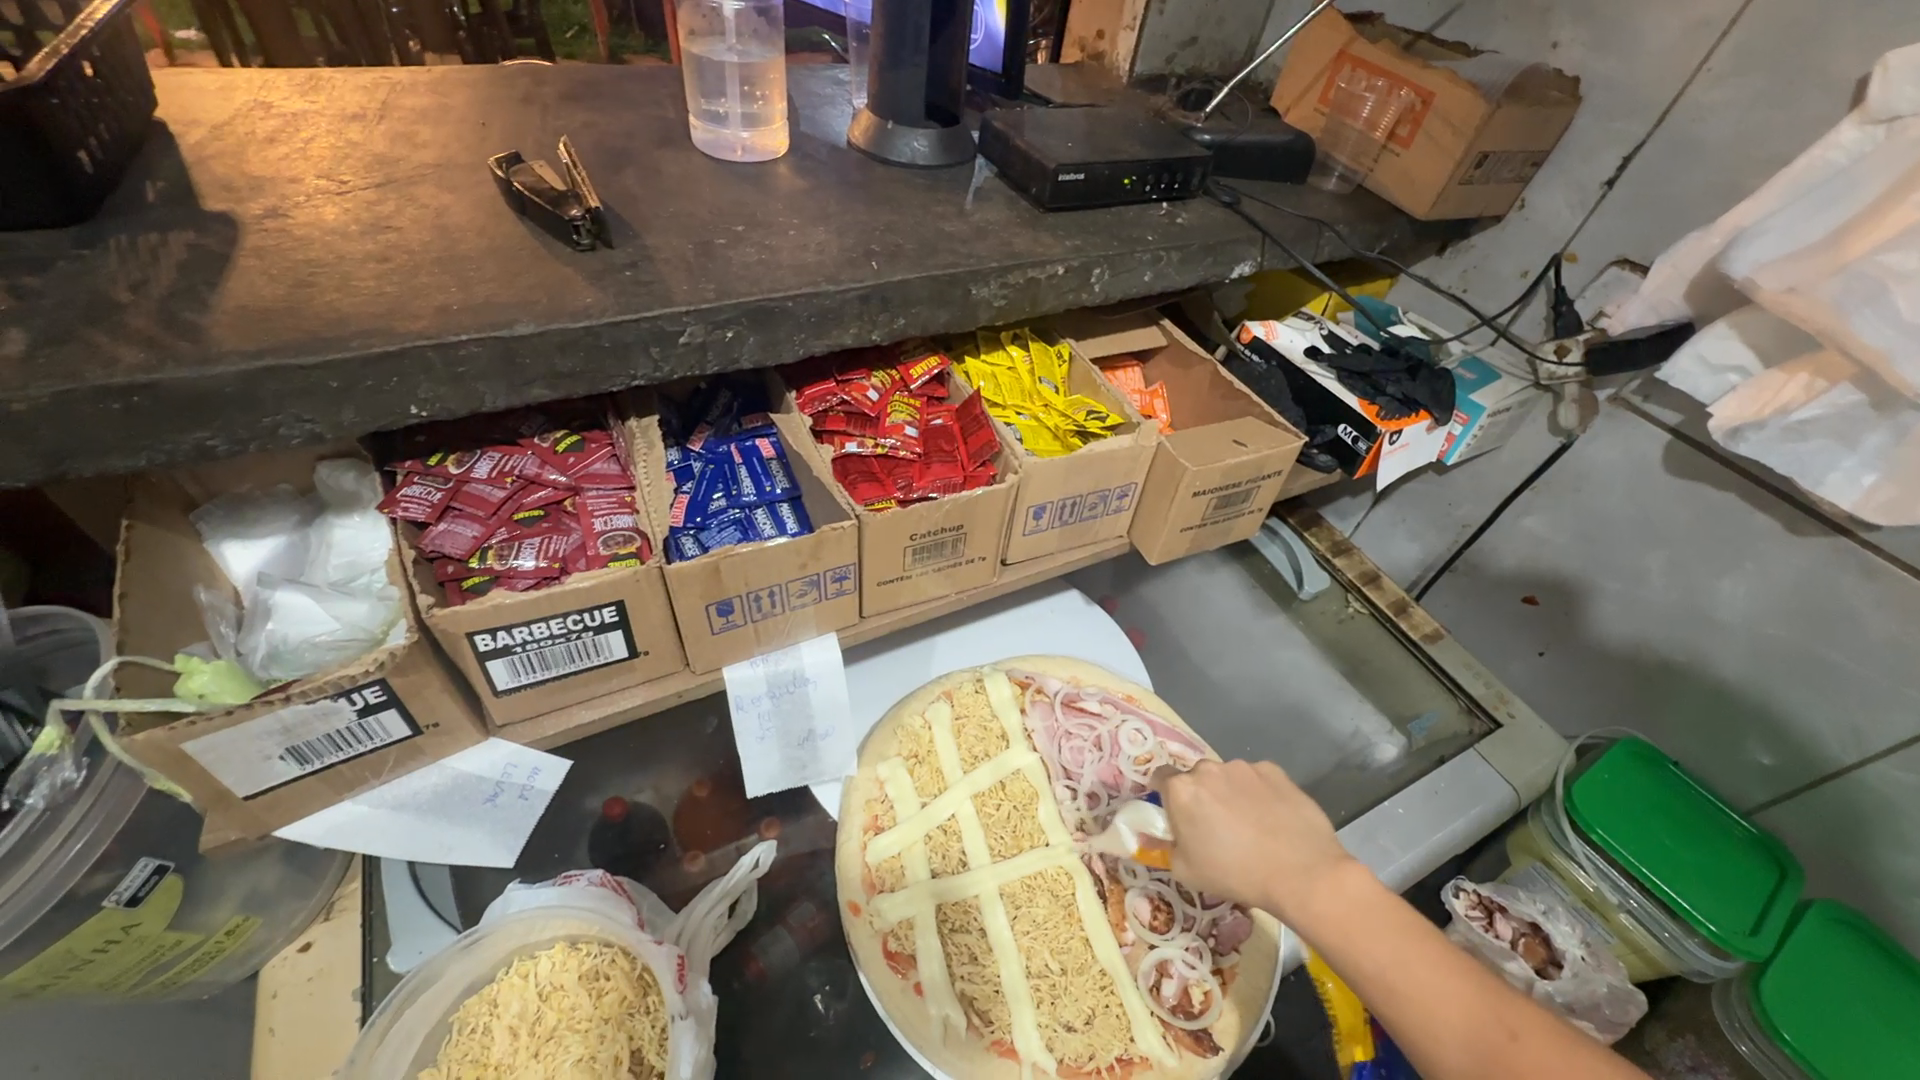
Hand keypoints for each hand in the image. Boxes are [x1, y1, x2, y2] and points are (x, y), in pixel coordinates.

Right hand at [1152, 759, 1355, 920]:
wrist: (1302, 874)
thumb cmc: (1235, 874)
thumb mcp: (1185, 871)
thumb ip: (1166, 846)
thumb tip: (1161, 834)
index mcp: (1181, 790)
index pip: (1159, 777)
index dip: (1165, 795)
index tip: (1176, 814)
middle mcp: (1208, 769)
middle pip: (1196, 777)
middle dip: (1201, 795)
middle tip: (1215, 826)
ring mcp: (1244, 767)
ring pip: (1228, 777)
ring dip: (1230, 793)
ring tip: (1251, 825)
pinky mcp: (1275, 771)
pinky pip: (1257, 779)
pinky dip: (1259, 793)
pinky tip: (1273, 819)